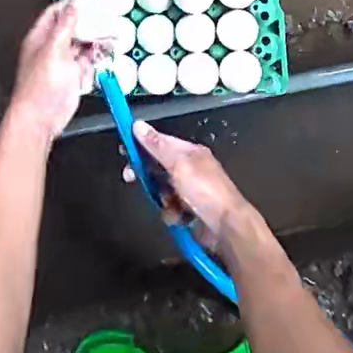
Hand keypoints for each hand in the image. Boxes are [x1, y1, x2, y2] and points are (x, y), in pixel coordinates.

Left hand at [8, 1, 103, 135]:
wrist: (41, 118)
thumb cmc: (39, 87)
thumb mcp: (55, 49)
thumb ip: (65, 25)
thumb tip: (72, 4)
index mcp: (40, 38)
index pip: (56, 13)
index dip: (72, 6)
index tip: (90, 3)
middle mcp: (50, 48)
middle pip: (72, 29)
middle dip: (89, 26)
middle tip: (105, 22)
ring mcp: (62, 63)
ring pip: (81, 46)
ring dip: (95, 44)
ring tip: (108, 40)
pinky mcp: (71, 77)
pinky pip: (86, 64)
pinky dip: (93, 62)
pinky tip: (100, 59)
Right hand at [125, 122, 259, 249]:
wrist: (227, 227)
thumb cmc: (206, 191)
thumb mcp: (179, 164)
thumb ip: (157, 146)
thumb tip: (138, 125)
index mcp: (190, 153)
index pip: (160, 142)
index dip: (142, 145)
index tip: (124, 151)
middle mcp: (191, 169)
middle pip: (159, 166)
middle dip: (147, 175)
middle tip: (132, 178)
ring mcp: (191, 190)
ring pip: (162, 190)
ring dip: (162, 198)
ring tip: (170, 203)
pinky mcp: (191, 210)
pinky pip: (170, 208)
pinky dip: (171, 213)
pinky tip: (179, 217)